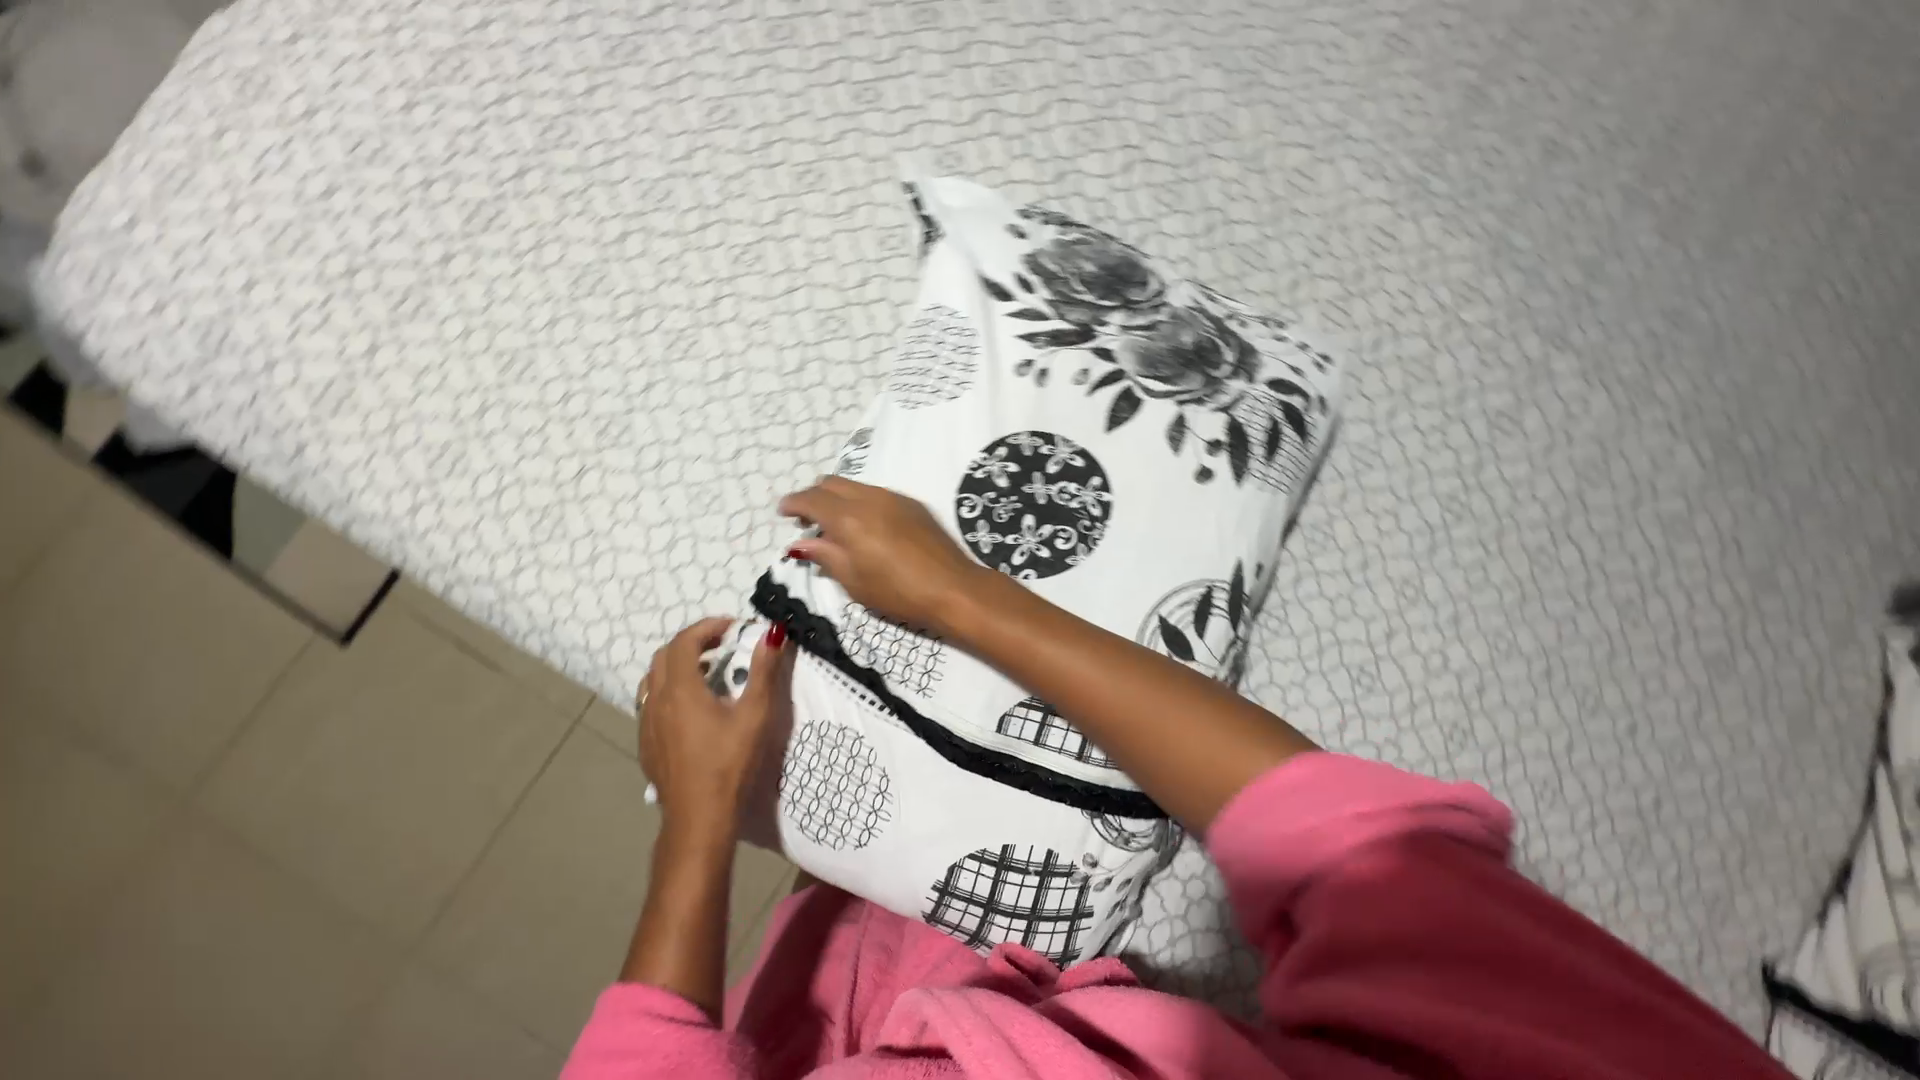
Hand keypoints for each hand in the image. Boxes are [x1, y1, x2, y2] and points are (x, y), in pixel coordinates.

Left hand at [637, 617, 792, 839]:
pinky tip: (692, 713)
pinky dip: (670, 693)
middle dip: (692, 644)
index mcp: (681, 689)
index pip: (685, 641)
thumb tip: (773, 633)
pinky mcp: (646, 746)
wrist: (699, 819)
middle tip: (722, 647)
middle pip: (665, 656)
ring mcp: (646, 725)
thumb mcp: (756, 715)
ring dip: (678, 668)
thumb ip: (765, 671)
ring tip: (707, 676)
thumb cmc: (731, 764)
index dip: (707, 627)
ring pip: (653, 681)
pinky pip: (651, 705)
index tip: (732, 626)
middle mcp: (656, 701)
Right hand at [778, 476, 987, 633]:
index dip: (793, 504)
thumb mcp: (853, 581)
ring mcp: (895, 498)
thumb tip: (801, 543)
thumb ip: (825, 555)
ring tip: (836, 528)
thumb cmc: (897, 592)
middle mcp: (870, 498)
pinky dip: (860, 503)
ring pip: (855, 486)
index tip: (783, 513)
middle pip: (831, 484)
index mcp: (849, 518)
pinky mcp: (914, 505)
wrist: (953, 588)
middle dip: (814, 498)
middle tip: (806, 522)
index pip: (811, 499)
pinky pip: (876, 494)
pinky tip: (866, 529)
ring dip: (838, 500)